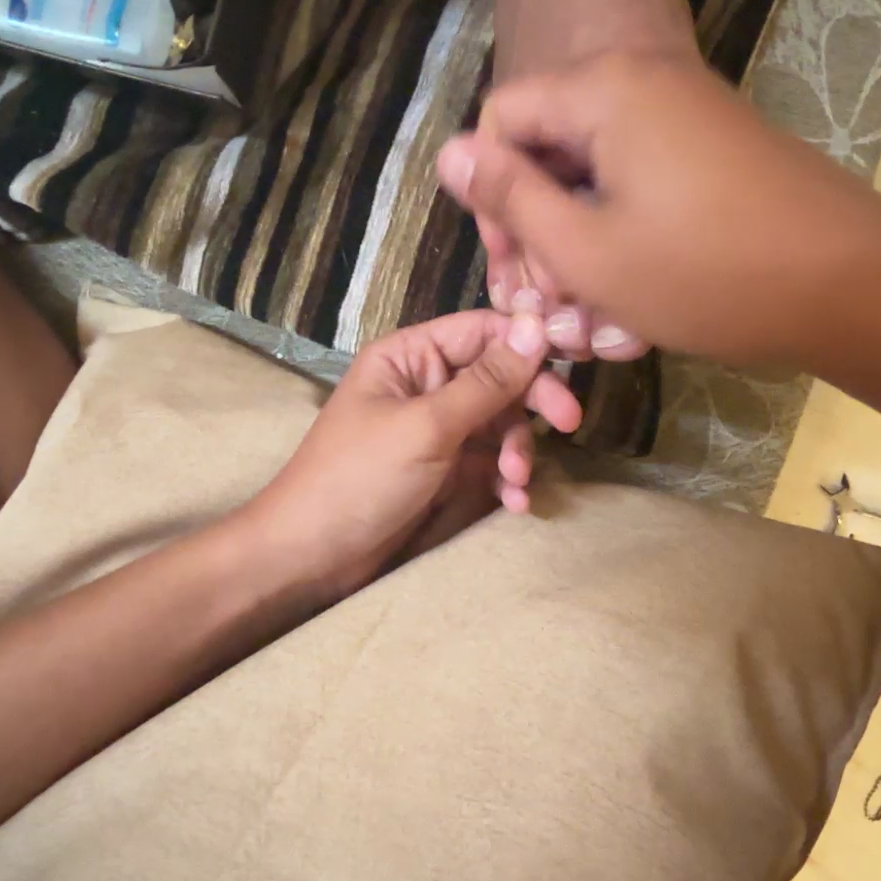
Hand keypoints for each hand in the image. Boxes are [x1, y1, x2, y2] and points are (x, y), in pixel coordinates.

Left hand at [241, 310, 580, 599]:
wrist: (312, 555)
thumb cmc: (359, 478)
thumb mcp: (427, 426)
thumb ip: (486, 381)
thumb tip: (535, 326)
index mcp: (411, 356)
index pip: (482, 331)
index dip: (527, 345)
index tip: (569, 369)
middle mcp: (426, 385)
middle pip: (499, 378)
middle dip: (529, 404)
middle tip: (568, 424)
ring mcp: (436, 430)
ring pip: (499, 424)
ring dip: (517, 450)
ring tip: (516, 482)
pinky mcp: (442, 471)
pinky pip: (487, 463)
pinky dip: (504, 479)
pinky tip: (513, 502)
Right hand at [439, 55, 880, 363]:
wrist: (848, 286)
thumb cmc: (704, 273)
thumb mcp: (586, 249)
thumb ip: (511, 198)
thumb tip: (450, 153)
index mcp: (603, 91)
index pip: (502, 118)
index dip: (488, 193)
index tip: (510, 265)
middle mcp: (643, 87)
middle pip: (550, 150)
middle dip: (538, 234)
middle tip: (550, 308)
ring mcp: (686, 121)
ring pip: (597, 183)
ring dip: (582, 253)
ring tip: (595, 323)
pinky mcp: (715, 159)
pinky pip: (643, 194)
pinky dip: (626, 246)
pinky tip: (634, 307)